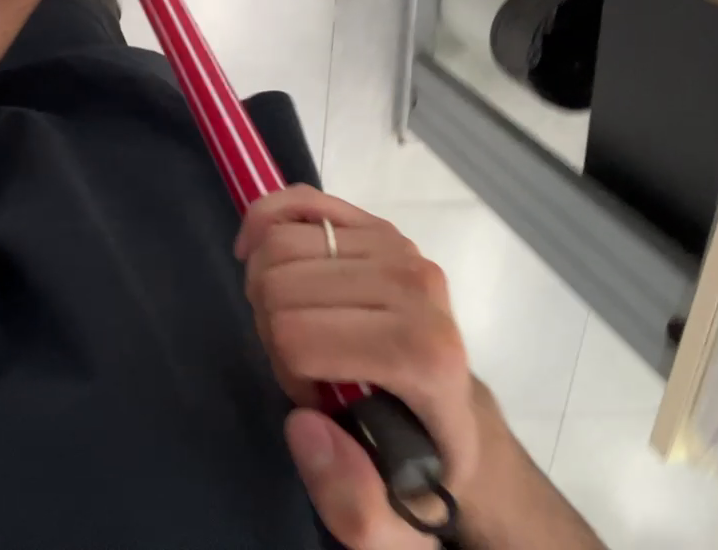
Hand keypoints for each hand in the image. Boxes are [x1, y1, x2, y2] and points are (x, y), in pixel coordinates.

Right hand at [236, 187, 478, 548]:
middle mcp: (416, 285)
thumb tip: (304, 424)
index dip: (288, 374)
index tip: (318, 401)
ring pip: (277, 241)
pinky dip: (262, 222)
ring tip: (301, 324)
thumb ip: (353, 505)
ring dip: (268, 288)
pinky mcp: (376, 224)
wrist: (457, 415)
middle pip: (278, 282)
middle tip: (304, 362)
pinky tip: (259, 254)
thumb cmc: (418, 462)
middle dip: (272, 328)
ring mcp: (397, 246)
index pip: (295, 334)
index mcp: (424, 354)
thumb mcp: (396, 526)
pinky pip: (296, 200)